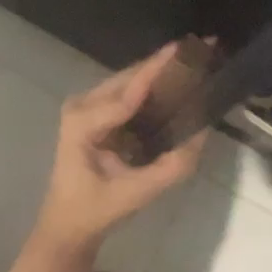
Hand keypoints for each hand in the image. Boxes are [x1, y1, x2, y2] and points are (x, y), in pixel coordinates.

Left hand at [36, 42, 207, 246]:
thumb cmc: (95, 210)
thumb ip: (171, 166)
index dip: (161, 72)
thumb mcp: (136, 193)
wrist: (67, 225)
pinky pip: (129, 91)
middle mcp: (82, 105)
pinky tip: (179, 77)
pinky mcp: (97, 113)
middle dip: (167, 61)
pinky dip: (154, 84)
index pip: (129, 92)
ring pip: (131, 79)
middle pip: (131, 76)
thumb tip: (202, 133)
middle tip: (204, 46)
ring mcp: (87, 106)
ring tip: (197, 56)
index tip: (190, 52)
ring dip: (163, 69)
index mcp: (82, 122)